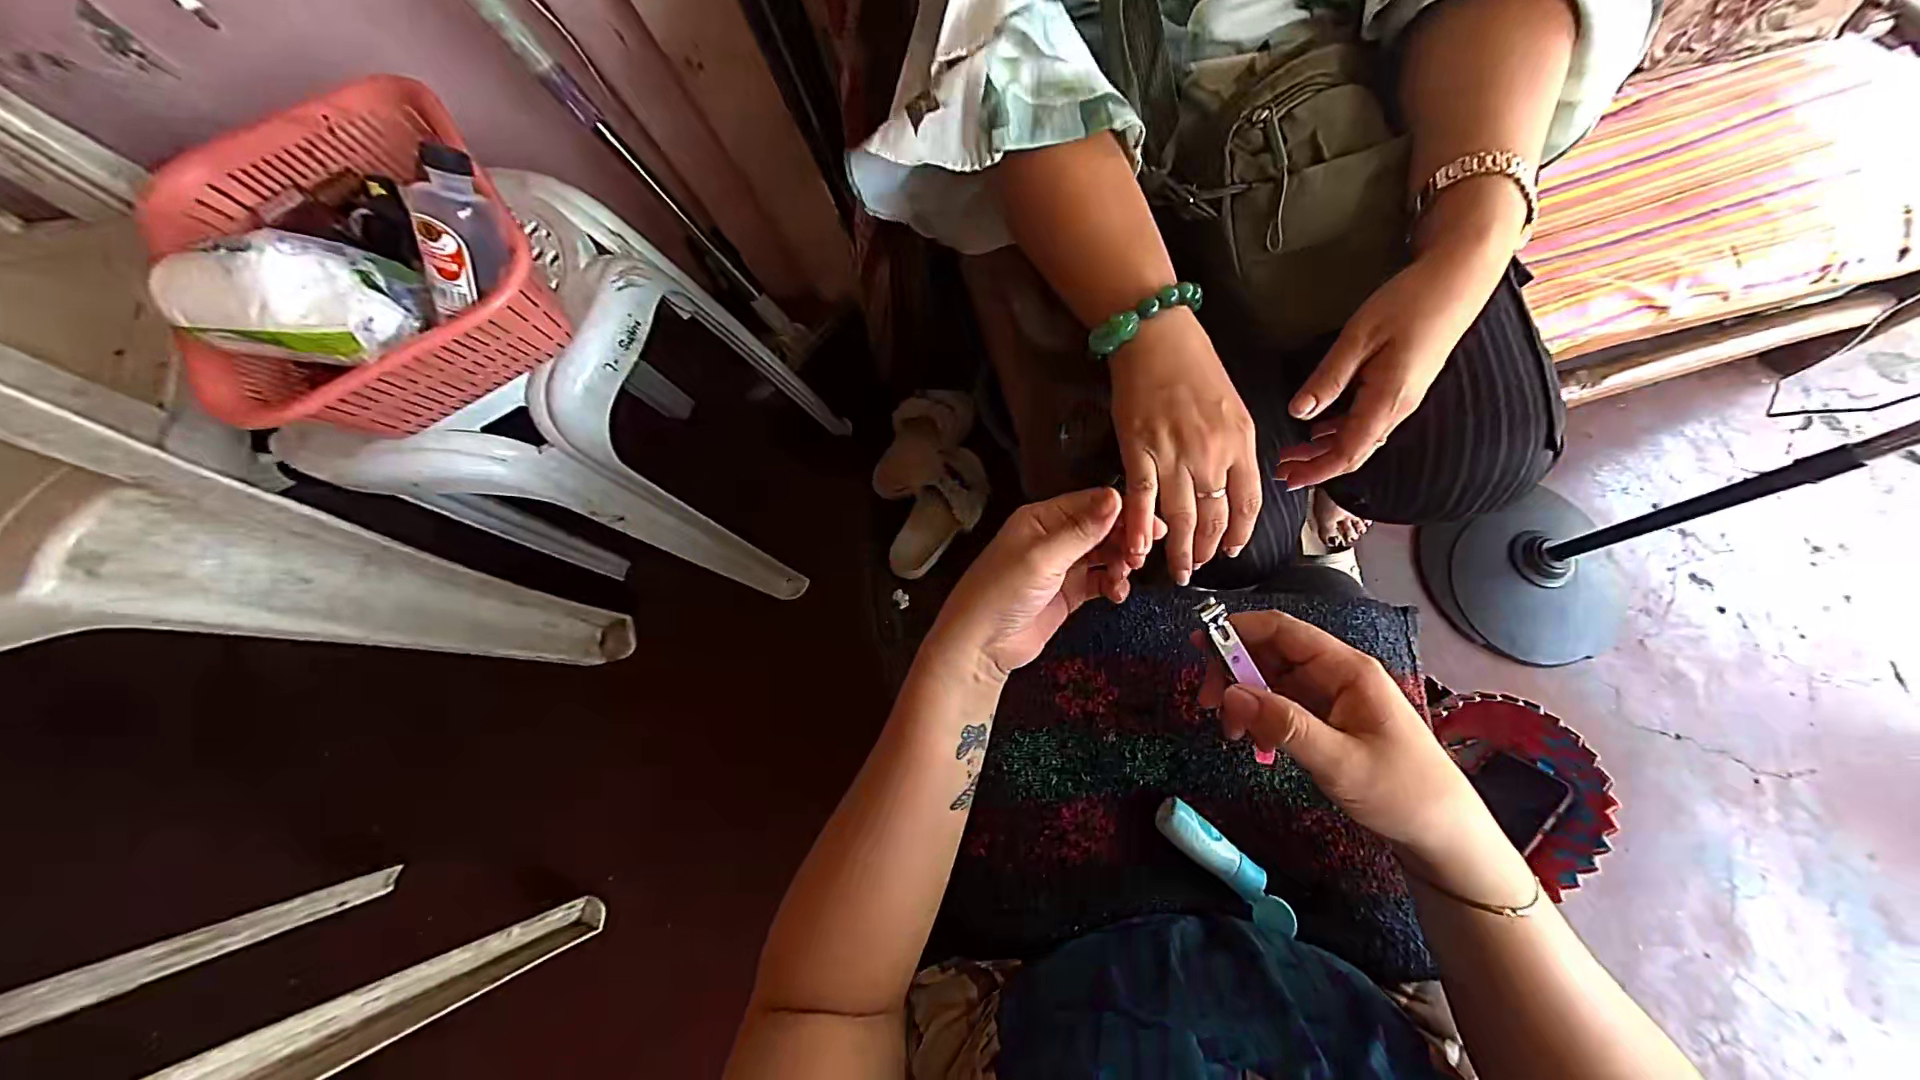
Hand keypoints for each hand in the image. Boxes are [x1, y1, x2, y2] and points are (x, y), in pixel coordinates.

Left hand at [928, 488, 1158, 678]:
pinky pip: (1100, 580)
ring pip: (1104, 553)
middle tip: (1140, 553)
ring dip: (1121, 561)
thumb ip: (1082, 530)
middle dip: (1126, 538)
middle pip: (1102, 527)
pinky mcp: (1068, 592)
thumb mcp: (1042, 557)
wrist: (981, 644)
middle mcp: (1053, 537)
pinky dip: (1113, 583)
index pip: (1091, 503)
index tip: (1148, 525)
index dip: (1122, 512)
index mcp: (1042, 518)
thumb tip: (1115, 498)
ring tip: (1125, 572)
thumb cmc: (998, 594)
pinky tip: (1116, 591)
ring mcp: (1062, 566)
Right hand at [1110, 310, 1260, 584]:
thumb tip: (1229, 480)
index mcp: (1240, 440)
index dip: (1238, 533)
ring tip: (1176, 570)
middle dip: (1206, 549)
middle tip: (1197, 567)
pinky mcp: (1138, 450)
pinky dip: (1138, 528)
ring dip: (1178, 550)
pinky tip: (1138, 551)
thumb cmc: (1193, 364)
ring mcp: (1174, 453)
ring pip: (1180, 516)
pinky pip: (1141, 499)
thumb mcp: (1232, 404)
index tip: (1229, 549)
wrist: (1156, 337)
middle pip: (1213, 516)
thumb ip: (1235, 445)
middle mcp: (1212, 452)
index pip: (1247, 502)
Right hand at [1196, 610, 1485, 858]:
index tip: (1200, 646)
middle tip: (1209, 705)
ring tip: (1233, 732)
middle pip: (1268, 653)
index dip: (1237, 630)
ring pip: (1269, 680)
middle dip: (1232, 672)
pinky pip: (1278, 705)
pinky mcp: (1324, 721)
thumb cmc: (1406, 795)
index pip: (1282, 630)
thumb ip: (1284, 725)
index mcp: (1347, 670)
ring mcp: (1329, 698)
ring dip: (1242, 699)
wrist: (1446, 839)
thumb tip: (1232, 693)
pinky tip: (1255, 743)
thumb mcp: (1342, 762)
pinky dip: (1258, 718)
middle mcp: (1335, 675)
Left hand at [1272, 244, 1495, 490]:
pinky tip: (1320, 426)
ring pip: (1359, 438)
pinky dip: (1340, 431)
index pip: (1347, 453)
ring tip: (1293, 452)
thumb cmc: (1412, 301)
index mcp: (1388, 400)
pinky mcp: (1401, 387)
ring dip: (1324, 449)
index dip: (1315, 472)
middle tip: (1283, 470)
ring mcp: (1403, 398)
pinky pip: (1368, 421)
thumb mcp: (1358, 338)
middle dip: (1315, 466)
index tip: (1288, 480)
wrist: (1459, 277)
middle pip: (1352, 452)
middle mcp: (1398, 407)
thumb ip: (1328, 379)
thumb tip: (1299, 411)